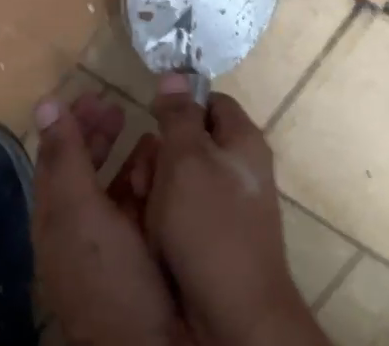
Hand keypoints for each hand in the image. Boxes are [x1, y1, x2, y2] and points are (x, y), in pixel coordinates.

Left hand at [33, 91, 193, 345]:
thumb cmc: (109, 276)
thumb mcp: (79, 212)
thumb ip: (64, 158)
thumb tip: (45, 103)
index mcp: (54, 221)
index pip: (55, 159)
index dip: (70, 123)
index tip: (93, 92)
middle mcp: (77, 234)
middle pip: (82, 172)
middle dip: (97, 135)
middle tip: (119, 103)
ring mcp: (109, 249)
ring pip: (113, 189)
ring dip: (128, 156)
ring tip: (151, 132)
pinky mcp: (140, 261)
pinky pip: (140, 211)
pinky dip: (150, 185)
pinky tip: (167, 173)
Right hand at [144, 75, 323, 345]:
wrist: (236, 313)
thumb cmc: (210, 227)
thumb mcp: (186, 160)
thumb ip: (178, 116)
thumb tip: (175, 74)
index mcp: (243, 140)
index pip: (210, 100)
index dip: (179, 104)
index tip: (149, 118)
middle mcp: (243, 167)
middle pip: (192, 140)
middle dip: (160, 153)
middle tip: (144, 174)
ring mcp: (233, 204)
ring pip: (182, 178)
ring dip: (157, 186)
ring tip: (144, 205)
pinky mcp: (220, 236)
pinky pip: (186, 211)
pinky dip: (165, 215)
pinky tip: (152, 231)